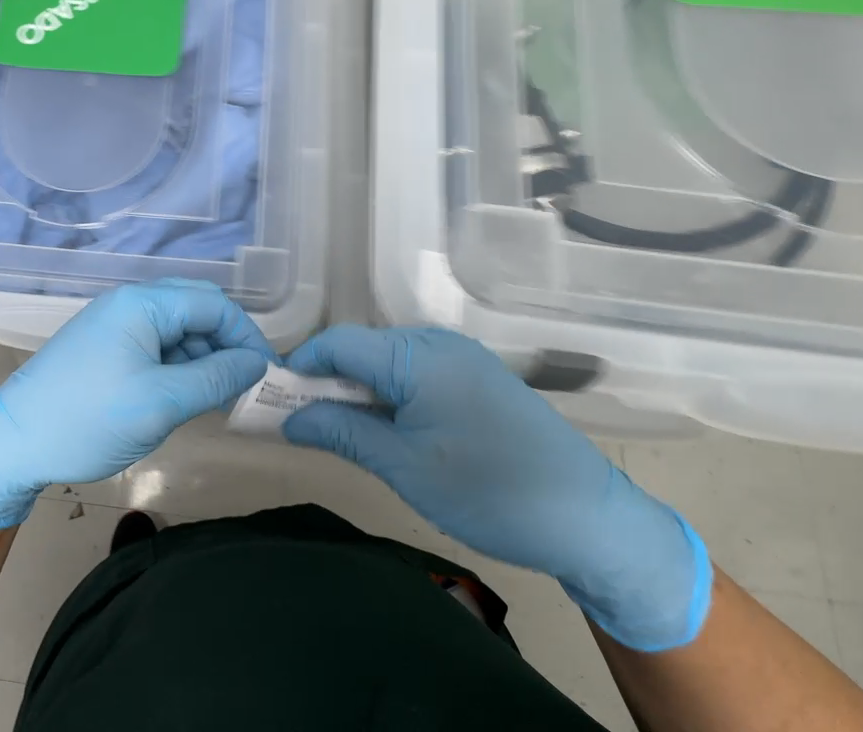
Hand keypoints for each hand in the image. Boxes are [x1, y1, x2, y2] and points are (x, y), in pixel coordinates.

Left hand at [0, 280, 273, 531]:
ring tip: (216, 400)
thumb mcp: (162, 402)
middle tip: (243, 388)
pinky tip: (185, 398)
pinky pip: (155, 348)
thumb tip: (258, 363)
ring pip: (176, 332)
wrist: (14, 443)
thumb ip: (215, 378)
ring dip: (202, 360)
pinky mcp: (105, 350)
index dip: (247, 335)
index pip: (213, 303)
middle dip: (225, 345)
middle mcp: (129, 305)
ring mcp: (114, 326)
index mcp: (142, 304)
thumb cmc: (90, 419)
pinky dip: (177, 369)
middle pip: (195, 311)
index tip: (267, 375)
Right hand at [281, 326, 710, 651]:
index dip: (298, 368)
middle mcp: (438, 343)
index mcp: (418, 355)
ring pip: (386, 362)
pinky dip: (388, 396)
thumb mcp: (403, 466)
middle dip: (324, 383)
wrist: (590, 520)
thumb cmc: (488, 491)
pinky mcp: (478, 379)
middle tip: (300, 425)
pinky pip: (415, 374)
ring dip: (356, 392)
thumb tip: (289, 417)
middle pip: (360, 349)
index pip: (337, 343)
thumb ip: (342, 431)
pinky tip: (385, 430)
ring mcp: (462, 359)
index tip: (272, 402)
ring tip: (339, 433)